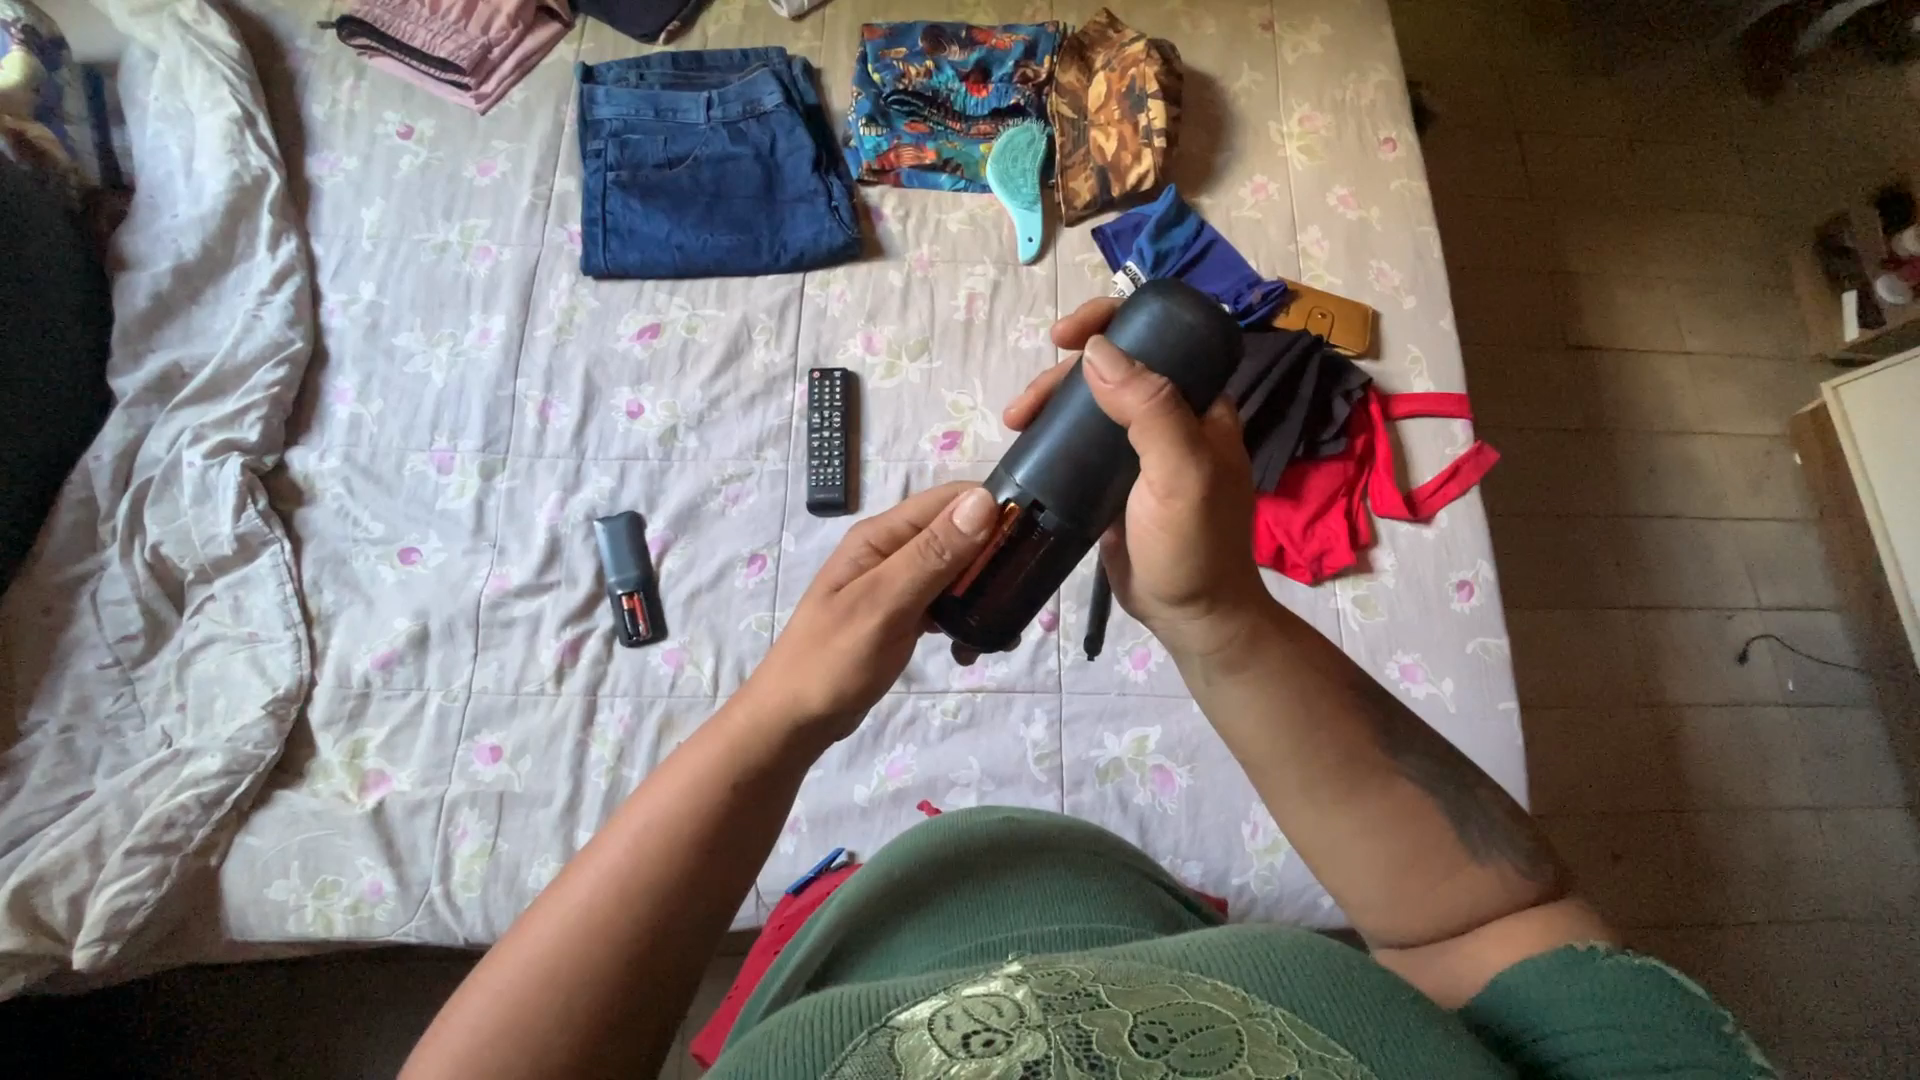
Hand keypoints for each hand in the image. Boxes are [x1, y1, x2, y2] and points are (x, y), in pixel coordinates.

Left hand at [740, 483, 998, 741]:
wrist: (795, 720)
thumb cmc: (832, 660)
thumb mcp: (884, 604)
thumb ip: (932, 555)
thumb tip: (983, 501)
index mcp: (883, 536)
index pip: (951, 501)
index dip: (993, 512)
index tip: (1031, 541)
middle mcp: (893, 551)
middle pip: (960, 535)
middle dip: (993, 561)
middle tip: (1019, 598)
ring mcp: (899, 584)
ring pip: (958, 573)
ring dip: (982, 596)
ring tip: (997, 632)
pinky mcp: (905, 614)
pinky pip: (947, 604)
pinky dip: (964, 621)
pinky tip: (969, 651)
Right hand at [1003, 297, 1267, 659]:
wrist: (1189, 615)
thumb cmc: (1195, 545)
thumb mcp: (1181, 474)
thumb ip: (1150, 409)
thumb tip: (1097, 349)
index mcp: (1197, 405)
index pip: (1158, 339)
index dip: (1112, 322)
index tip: (1065, 336)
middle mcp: (1168, 418)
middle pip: (1111, 369)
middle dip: (1063, 374)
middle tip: (1025, 405)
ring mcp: (1136, 450)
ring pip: (1088, 405)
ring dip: (1050, 403)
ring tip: (1014, 422)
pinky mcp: (1111, 481)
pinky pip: (1077, 444)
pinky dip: (1050, 435)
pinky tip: (1025, 442)